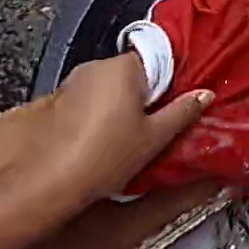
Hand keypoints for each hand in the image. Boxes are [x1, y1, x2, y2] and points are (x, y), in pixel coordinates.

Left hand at [34, 54, 212, 205]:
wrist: (44, 187)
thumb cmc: (104, 157)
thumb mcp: (155, 137)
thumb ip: (182, 111)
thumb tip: (204, 95)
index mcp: (122, 67)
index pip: (158, 61)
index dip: (171, 84)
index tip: (178, 105)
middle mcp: (94, 68)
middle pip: (133, 76)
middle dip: (146, 97)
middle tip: (157, 126)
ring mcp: (70, 86)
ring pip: (109, 90)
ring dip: (122, 108)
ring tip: (131, 140)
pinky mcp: (54, 106)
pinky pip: (88, 103)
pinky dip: (99, 117)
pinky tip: (104, 143)